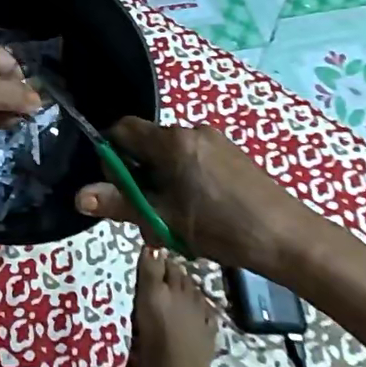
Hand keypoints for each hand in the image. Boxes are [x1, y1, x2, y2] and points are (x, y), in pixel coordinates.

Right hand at [75, 118, 318, 273]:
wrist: (287, 237)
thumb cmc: (221, 227)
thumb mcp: (164, 220)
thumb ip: (121, 204)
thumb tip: (79, 196)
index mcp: (172, 141)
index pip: (123, 129)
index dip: (111, 154)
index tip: (117, 187)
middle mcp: (192, 130)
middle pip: (147, 144)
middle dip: (140, 175)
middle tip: (148, 213)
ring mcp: (215, 139)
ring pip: (171, 155)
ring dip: (163, 181)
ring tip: (176, 220)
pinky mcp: (232, 153)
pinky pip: (194, 158)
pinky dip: (185, 179)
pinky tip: (200, 212)